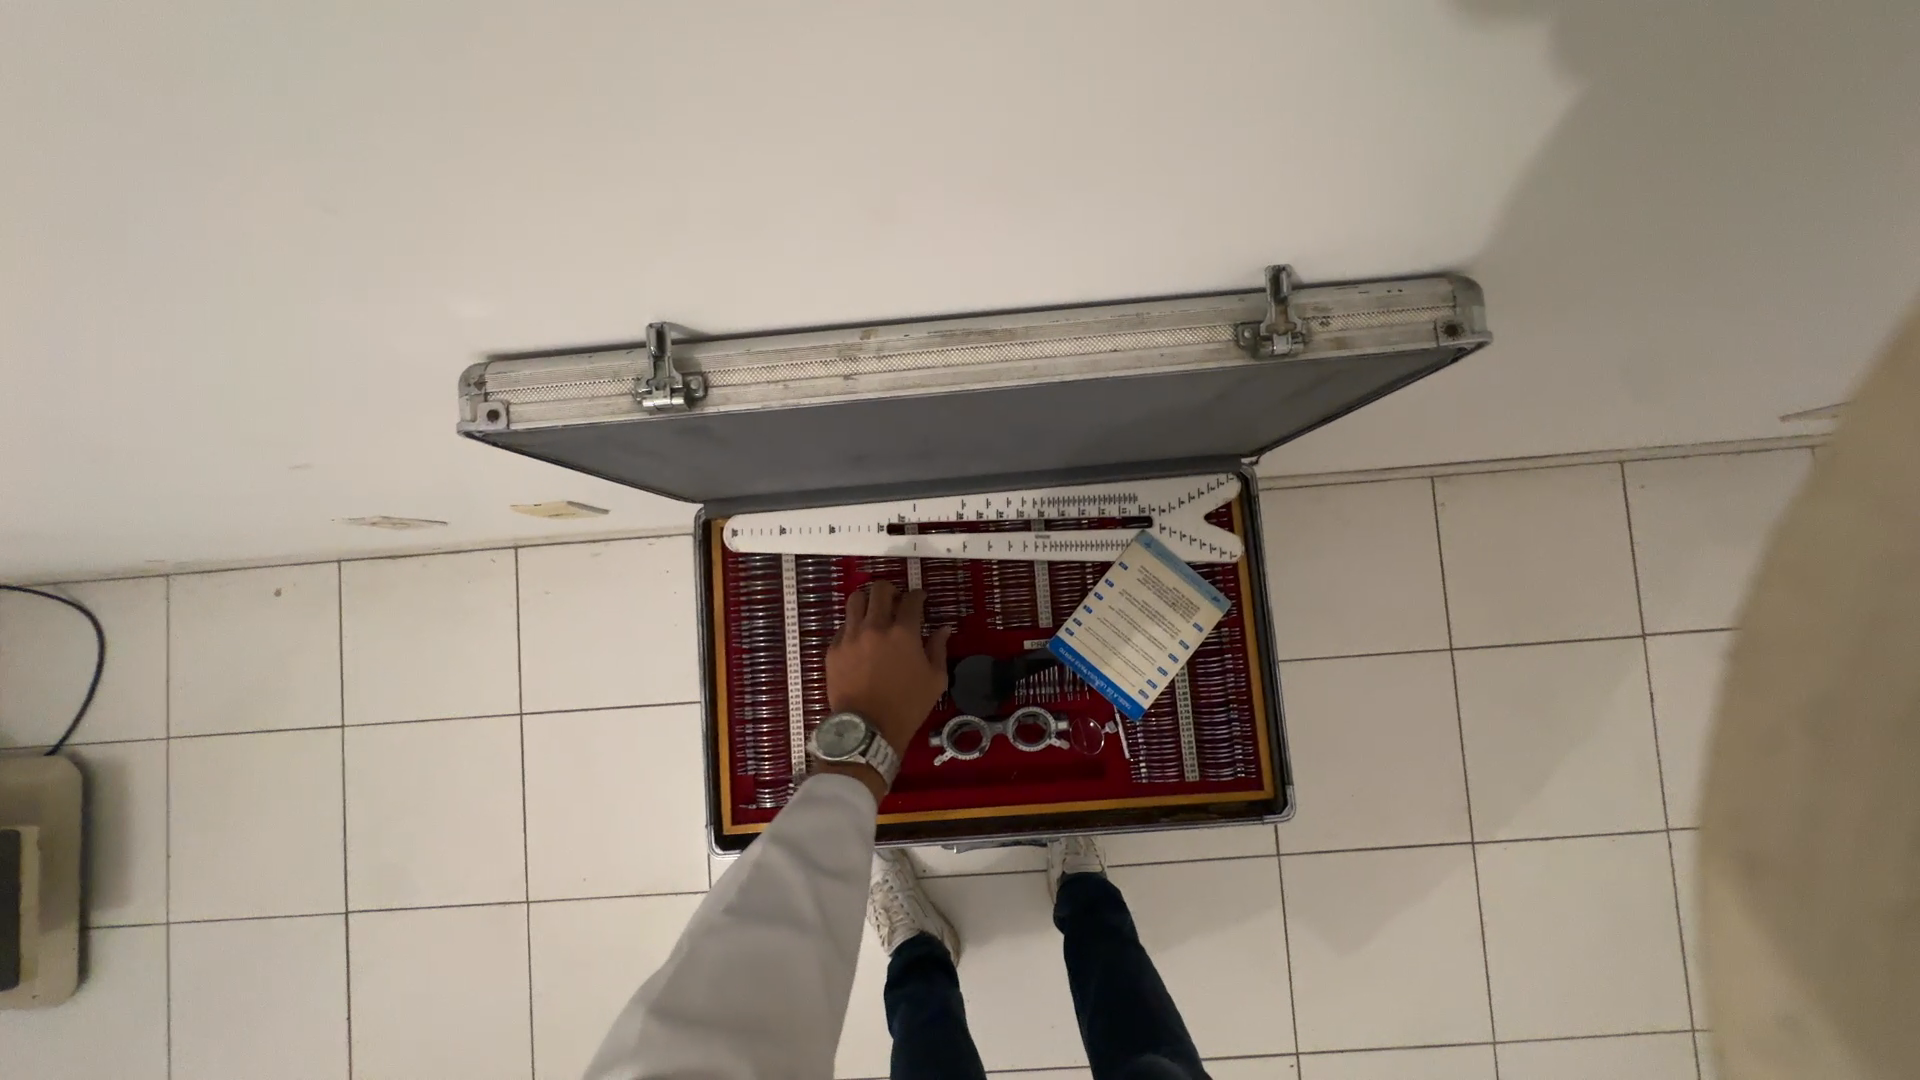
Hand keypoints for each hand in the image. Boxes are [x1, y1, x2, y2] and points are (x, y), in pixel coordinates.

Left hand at [826, 581, 952, 757]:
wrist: (868, 729)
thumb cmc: (907, 706)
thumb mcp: (935, 680)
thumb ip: (939, 649)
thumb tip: (944, 629)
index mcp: (903, 632)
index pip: (911, 599)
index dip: (918, 595)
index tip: (920, 599)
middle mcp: (875, 627)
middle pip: (879, 590)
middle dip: (890, 590)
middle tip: (895, 600)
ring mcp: (850, 636)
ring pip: (855, 601)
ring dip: (867, 601)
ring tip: (872, 611)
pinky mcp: (833, 650)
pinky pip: (842, 627)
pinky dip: (853, 626)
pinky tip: (859, 638)